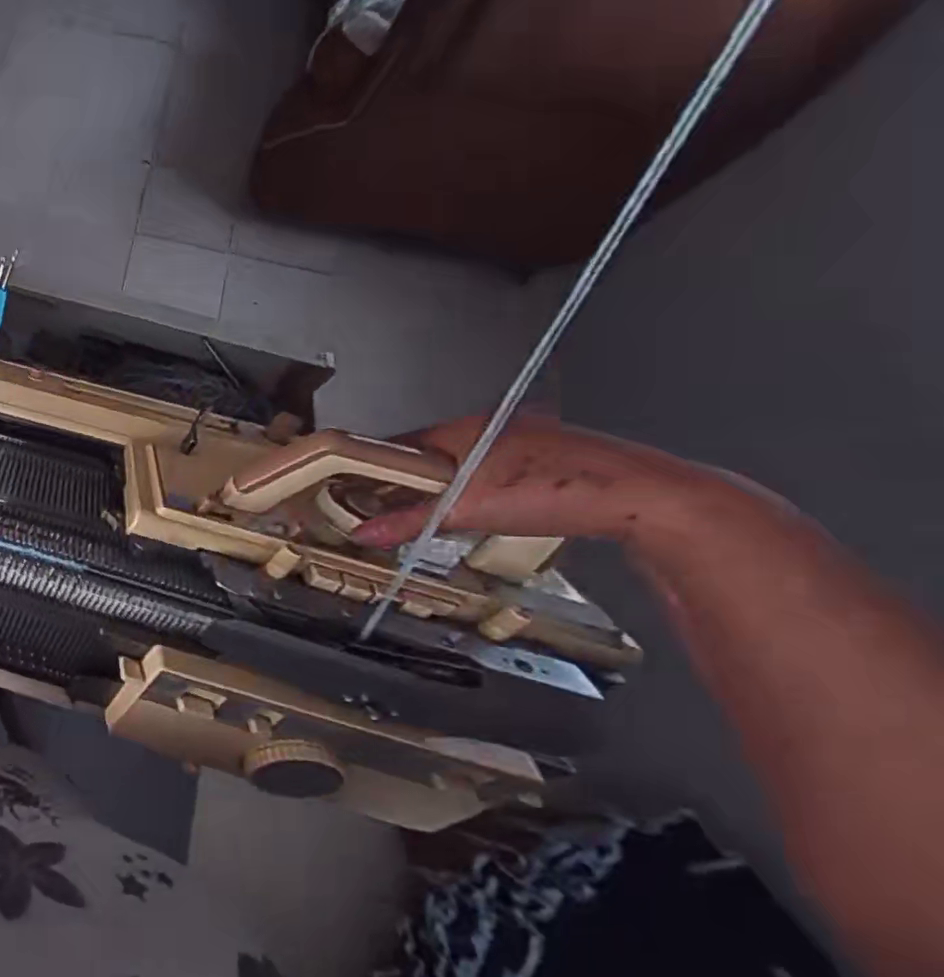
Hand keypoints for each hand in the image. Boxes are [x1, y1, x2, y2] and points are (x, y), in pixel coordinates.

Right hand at [346, 413, 733, 552]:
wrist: (641, 498)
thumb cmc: (561, 489)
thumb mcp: (464, 512)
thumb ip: (408, 523)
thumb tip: (368, 531)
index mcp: (466, 427)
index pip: (399, 444)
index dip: (373, 466)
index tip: (355, 485)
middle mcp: (493, 426)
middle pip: (429, 454)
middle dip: (407, 481)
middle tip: (389, 507)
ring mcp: (523, 439)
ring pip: (463, 463)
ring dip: (444, 487)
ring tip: (438, 513)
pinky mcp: (546, 458)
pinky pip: (492, 470)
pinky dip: (476, 489)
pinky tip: (483, 509)